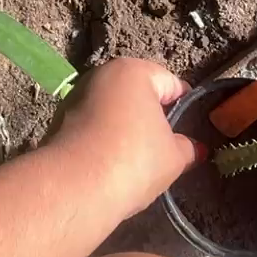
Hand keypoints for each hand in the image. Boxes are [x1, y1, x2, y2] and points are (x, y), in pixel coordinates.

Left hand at [45, 58, 202, 219]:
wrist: (76, 185)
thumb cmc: (134, 160)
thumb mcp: (174, 157)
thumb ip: (187, 147)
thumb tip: (196, 148)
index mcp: (134, 71)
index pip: (171, 83)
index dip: (185, 107)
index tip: (191, 130)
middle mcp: (103, 73)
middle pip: (139, 92)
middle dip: (153, 117)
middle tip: (166, 146)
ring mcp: (78, 93)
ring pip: (114, 107)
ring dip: (127, 126)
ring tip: (138, 158)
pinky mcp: (60, 116)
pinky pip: (93, 122)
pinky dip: (105, 135)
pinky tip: (112, 161)